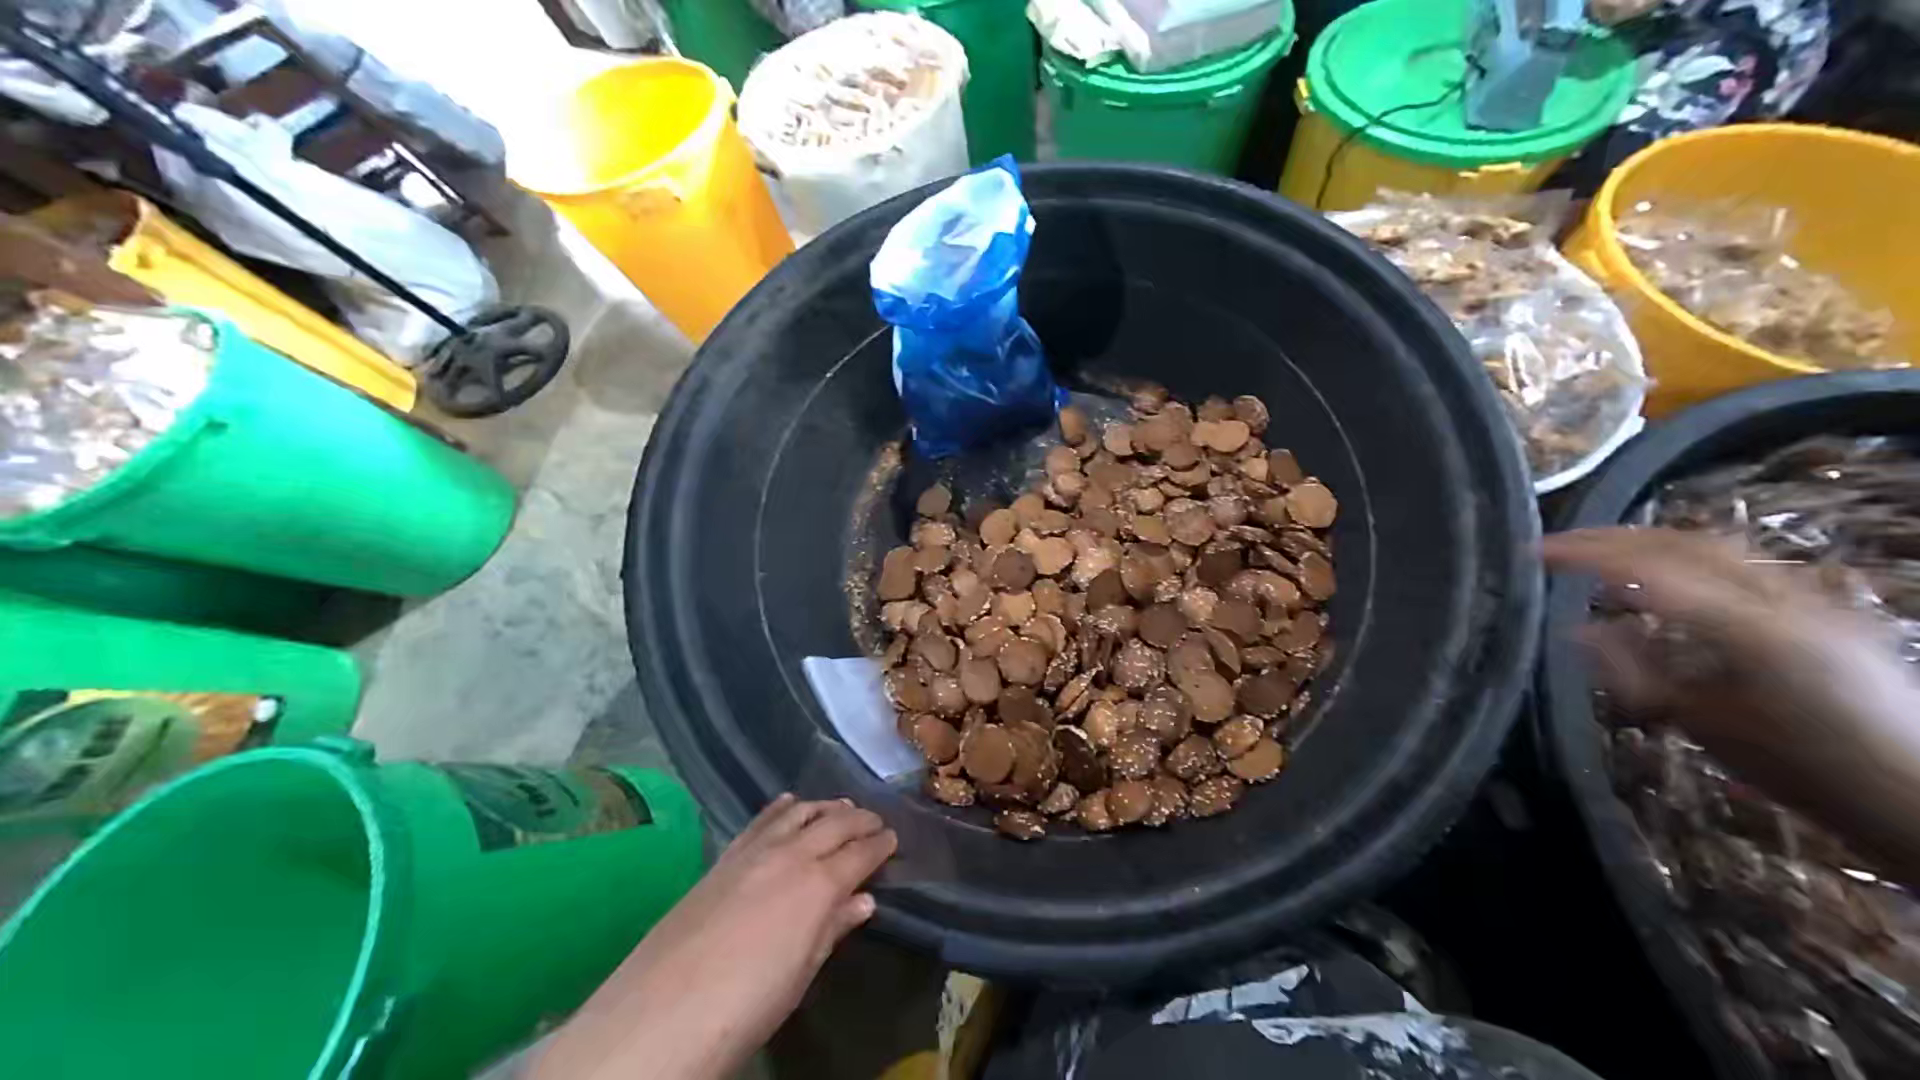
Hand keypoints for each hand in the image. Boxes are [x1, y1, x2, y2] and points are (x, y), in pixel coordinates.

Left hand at [534, 795, 897, 1079]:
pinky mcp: (723, 858)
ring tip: (841, 807)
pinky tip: (790, 803)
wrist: (659, 1017)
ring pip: (799, 813)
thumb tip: (864, 899)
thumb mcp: (800, 975)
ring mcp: (753, 852)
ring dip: (824, 807)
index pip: (859, 853)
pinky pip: (761, 820)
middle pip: (833, 824)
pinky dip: (782, 808)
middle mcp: (789, 855)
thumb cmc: (745, 1007)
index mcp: (818, 885)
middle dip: (859, 820)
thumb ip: (832, 929)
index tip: (893, 839)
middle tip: (876, 820)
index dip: (880, 844)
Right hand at [1545, 527, 1919, 880]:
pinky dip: (1684, 558)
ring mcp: (1811, 600)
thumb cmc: (1806, 771)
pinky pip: (1739, 566)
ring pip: (1715, 547)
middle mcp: (1785, 601)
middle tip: (1557, 544)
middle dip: (1612, 537)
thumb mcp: (1705, 724)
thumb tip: (1580, 630)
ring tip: (1598, 551)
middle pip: (1685, 544)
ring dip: (1648, 541)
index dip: (1586, 556)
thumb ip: (1637, 671)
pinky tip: (1658, 575)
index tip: (1534, 554)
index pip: (1650, 571)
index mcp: (1753, 632)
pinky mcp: (1822, 609)